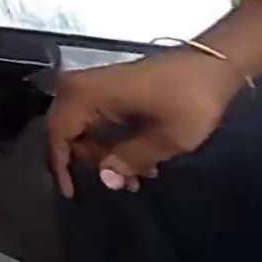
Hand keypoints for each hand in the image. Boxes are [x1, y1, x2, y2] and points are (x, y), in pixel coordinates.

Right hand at [45, 49, 246, 196]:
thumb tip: (105, 181)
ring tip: (138, 176)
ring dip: (101, 152)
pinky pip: (87, 119)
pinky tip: (136, 157)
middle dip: (89, 160)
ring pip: (77, 127)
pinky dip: (106, 140)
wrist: (204, 69)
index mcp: (79, 96)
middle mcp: (70, 89)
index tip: (69, 192)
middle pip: (65, 131)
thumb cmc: (186, 102)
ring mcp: (81, 87)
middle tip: (125, 184)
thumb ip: (132, 158)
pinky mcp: (94, 89)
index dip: (60, 163)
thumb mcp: (168, 138)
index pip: (58, 134)